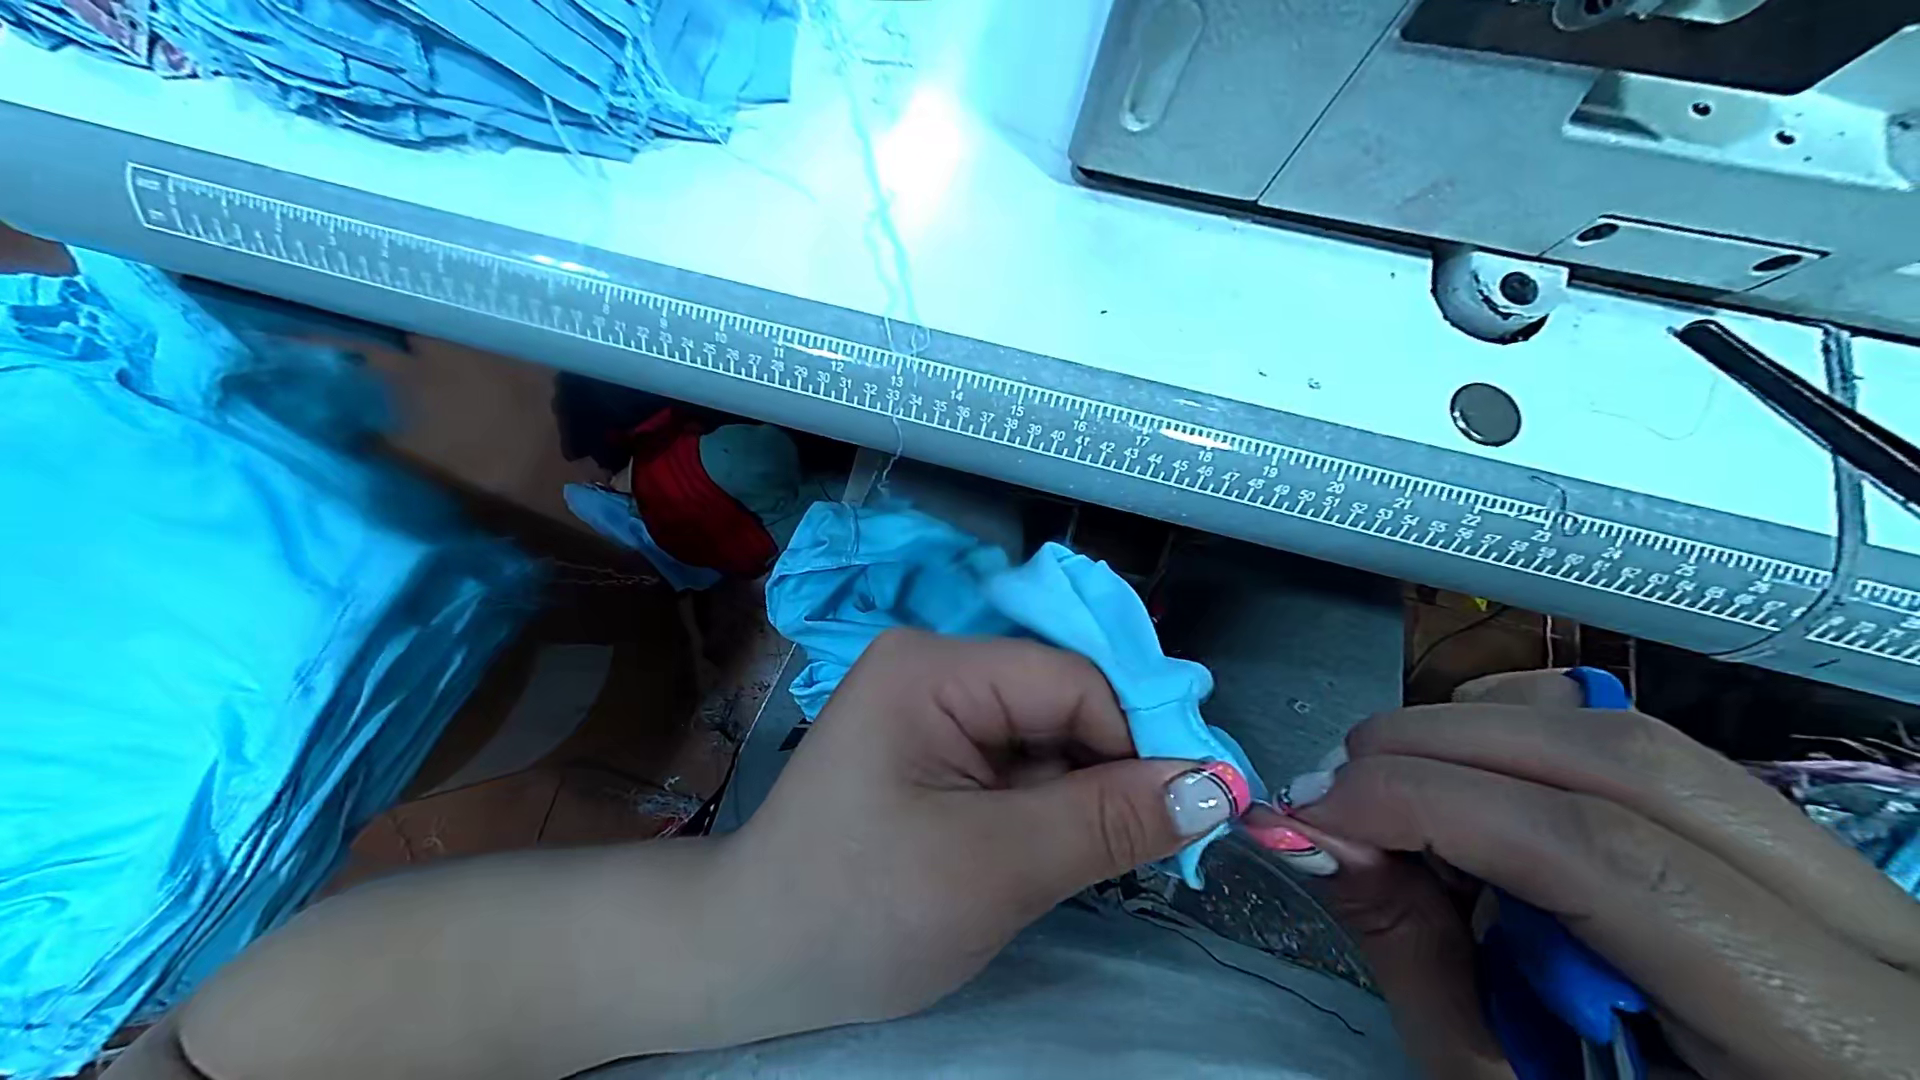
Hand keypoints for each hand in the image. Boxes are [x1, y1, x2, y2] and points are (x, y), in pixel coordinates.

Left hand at [715, 628, 1227, 1036]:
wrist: (754, 959)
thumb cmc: (860, 909)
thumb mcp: (996, 868)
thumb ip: (1109, 821)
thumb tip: (1217, 785)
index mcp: (934, 666)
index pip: (1070, 681)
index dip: (1133, 742)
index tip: (1179, 816)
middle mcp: (934, 665)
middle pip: (1059, 701)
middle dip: (1106, 770)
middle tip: (1139, 847)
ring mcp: (932, 704)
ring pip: (1045, 734)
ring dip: (1076, 793)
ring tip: (1074, 858)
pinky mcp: (934, 744)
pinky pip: (1016, 758)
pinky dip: (1045, 802)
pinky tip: (1037, 847)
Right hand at [1284, 670, 1919, 1079]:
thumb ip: (1411, 952)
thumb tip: (1312, 829)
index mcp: (1840, 1045)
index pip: (1604, 853)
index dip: (1428, 803)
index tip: (1314, 810)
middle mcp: (1879, 932)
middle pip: (1616, 760)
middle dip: (1433, 747)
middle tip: (1334, 786)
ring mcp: (1843, 873)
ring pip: (1623, 732)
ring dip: (1468, 734)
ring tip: (1393, 788)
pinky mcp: (1781, 842)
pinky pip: (1633, 739)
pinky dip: (1516, 729)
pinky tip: (1468, 779)